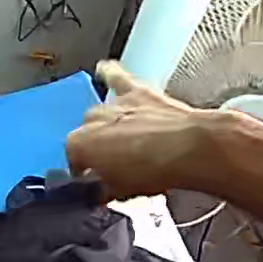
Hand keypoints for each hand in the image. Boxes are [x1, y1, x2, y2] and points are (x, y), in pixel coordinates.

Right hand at [66, 61, 215, 199]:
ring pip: (99, 112)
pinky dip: (109, 74)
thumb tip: (98, 191)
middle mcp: (91, 119)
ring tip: (116, 139)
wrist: (190, 149)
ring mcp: (114, 104)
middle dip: (95, 148)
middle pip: (85, 134)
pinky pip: (116, 78)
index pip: (73, 159)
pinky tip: (102, 69)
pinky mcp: (137, 92)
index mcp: (79, 145)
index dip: (83, 170)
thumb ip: (101, 189)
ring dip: (104, 124)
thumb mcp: (120, 192)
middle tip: (110, 163)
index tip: (93, 179)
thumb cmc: (153, 170)